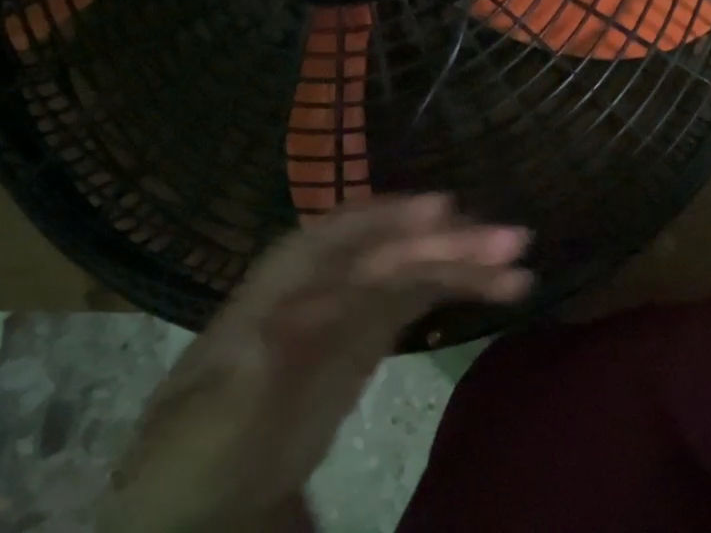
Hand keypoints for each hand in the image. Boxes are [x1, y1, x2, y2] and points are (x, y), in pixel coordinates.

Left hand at [96, 195, 531, 532]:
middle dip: (443, 242)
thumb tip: (275, 331)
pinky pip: (417, 302)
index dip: (384, 219)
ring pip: (408, 273)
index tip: (443, 208)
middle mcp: (312, 292)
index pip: (328, 243)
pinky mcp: (366, 339)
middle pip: (382, 253)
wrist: (207, 506)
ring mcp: (342, 314)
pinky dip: (457, 290)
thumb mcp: (203, 432)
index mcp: (267, 299)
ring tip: (519, 264)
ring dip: (461, 262)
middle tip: (510, 240)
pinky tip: (498, 287)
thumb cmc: (191, 466)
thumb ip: (237, 384)